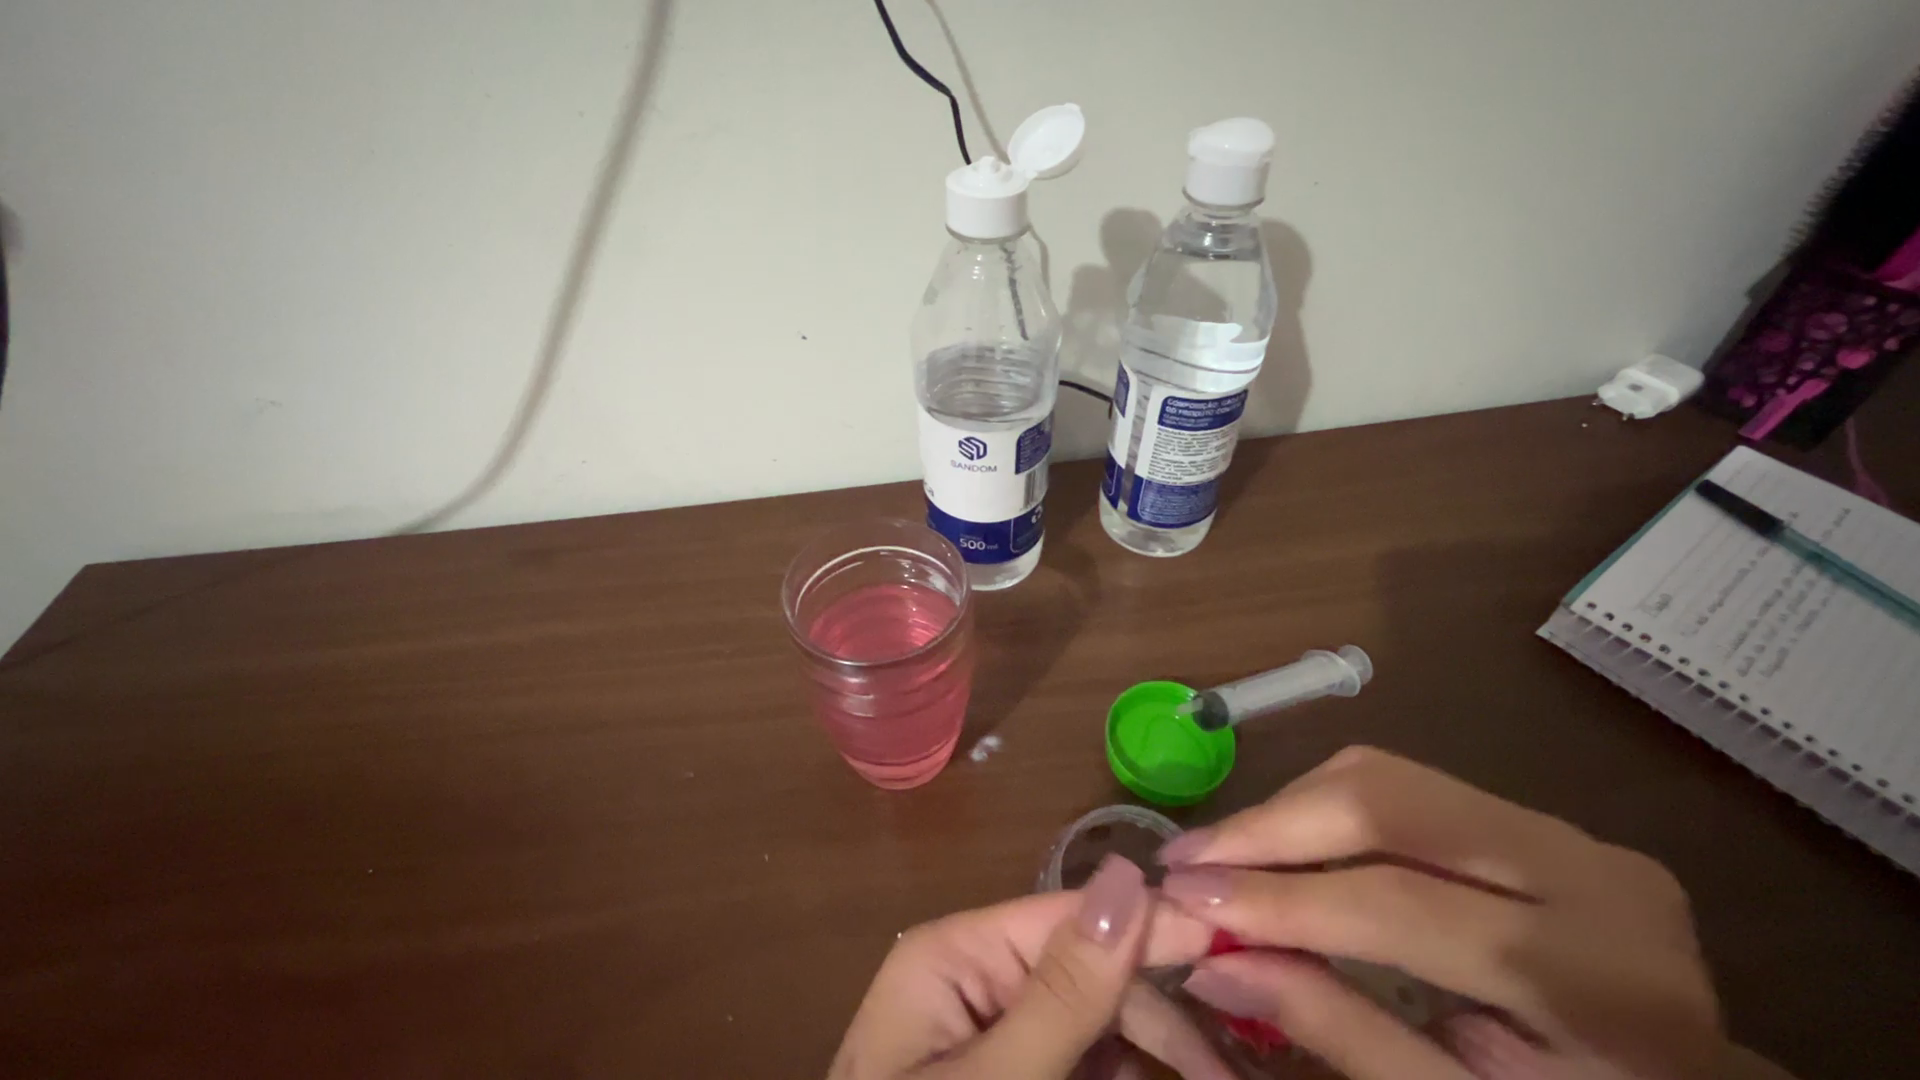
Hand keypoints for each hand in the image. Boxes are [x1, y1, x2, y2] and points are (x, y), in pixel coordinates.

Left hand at [828, 855, 1234, 1079]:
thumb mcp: (996, 1077)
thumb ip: (1063, 991)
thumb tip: (1130, 877)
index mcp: (957, 953)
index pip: (1074, 916)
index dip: (1159, 924)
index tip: (1240, 936)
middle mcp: (978, 977)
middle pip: (1095, 974)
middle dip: (1168, 1014)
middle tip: (1247, 1048)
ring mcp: (997, 1031)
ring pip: (1100, 1024)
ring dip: (1164, 1050)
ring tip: (1227, 1075)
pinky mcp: (1012, 1069)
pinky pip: (1086, 1059)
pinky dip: (1131, 1070)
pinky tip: (1183, 1076)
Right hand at [1157, 747, 1725, 1079]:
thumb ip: (1340, 1031)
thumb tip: (1213, 967)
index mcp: (1597, 974)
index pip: (1397, 904)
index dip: (1277, 897)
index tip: (1180, 897)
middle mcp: (1589, 873)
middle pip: (1387, 799)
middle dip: (1269, 825)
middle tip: (1186, 858)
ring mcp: (1569, 834)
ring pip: (1385, 775)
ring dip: (1289, 809)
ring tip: (1221, 852)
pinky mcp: (1539, 822)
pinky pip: (1403, 787)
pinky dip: (1324, 810)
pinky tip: (1281, 843)